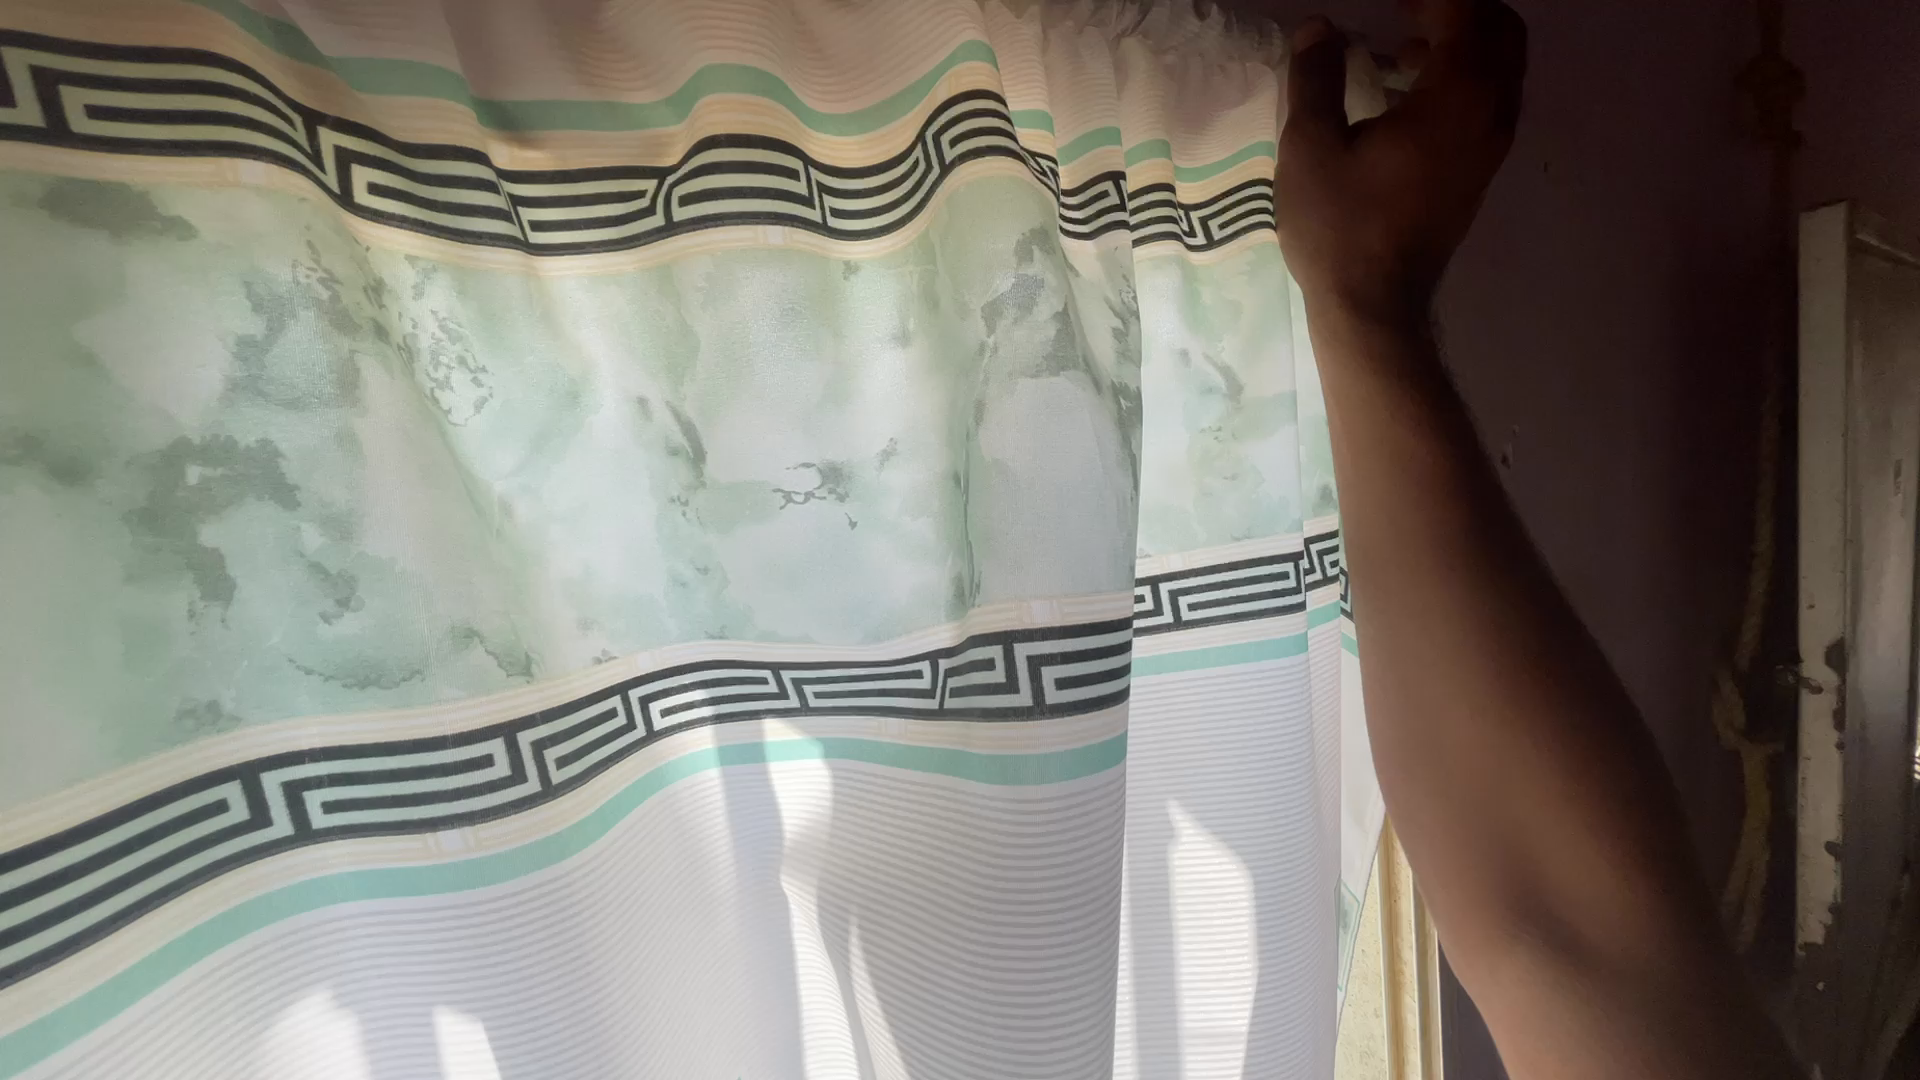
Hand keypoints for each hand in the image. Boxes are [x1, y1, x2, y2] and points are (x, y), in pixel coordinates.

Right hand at [1275, 0, 1526, 324]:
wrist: (1372, 303)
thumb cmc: (1339, 226)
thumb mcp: (1310, 149)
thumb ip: (1316, 80)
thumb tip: (1318, 29)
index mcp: (1457, 92)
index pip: (1461, 8)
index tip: (1386, 3)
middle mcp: (1492, 109)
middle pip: (1498, 29)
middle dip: (1456, 13)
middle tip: (1404, 16)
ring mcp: (1492, 145)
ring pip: (1498, 68)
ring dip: (1458, 49)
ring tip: (1399, 60)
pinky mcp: (1479, 174)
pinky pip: (1488, 104)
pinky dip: (1459, 85)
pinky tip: (1406, 108)